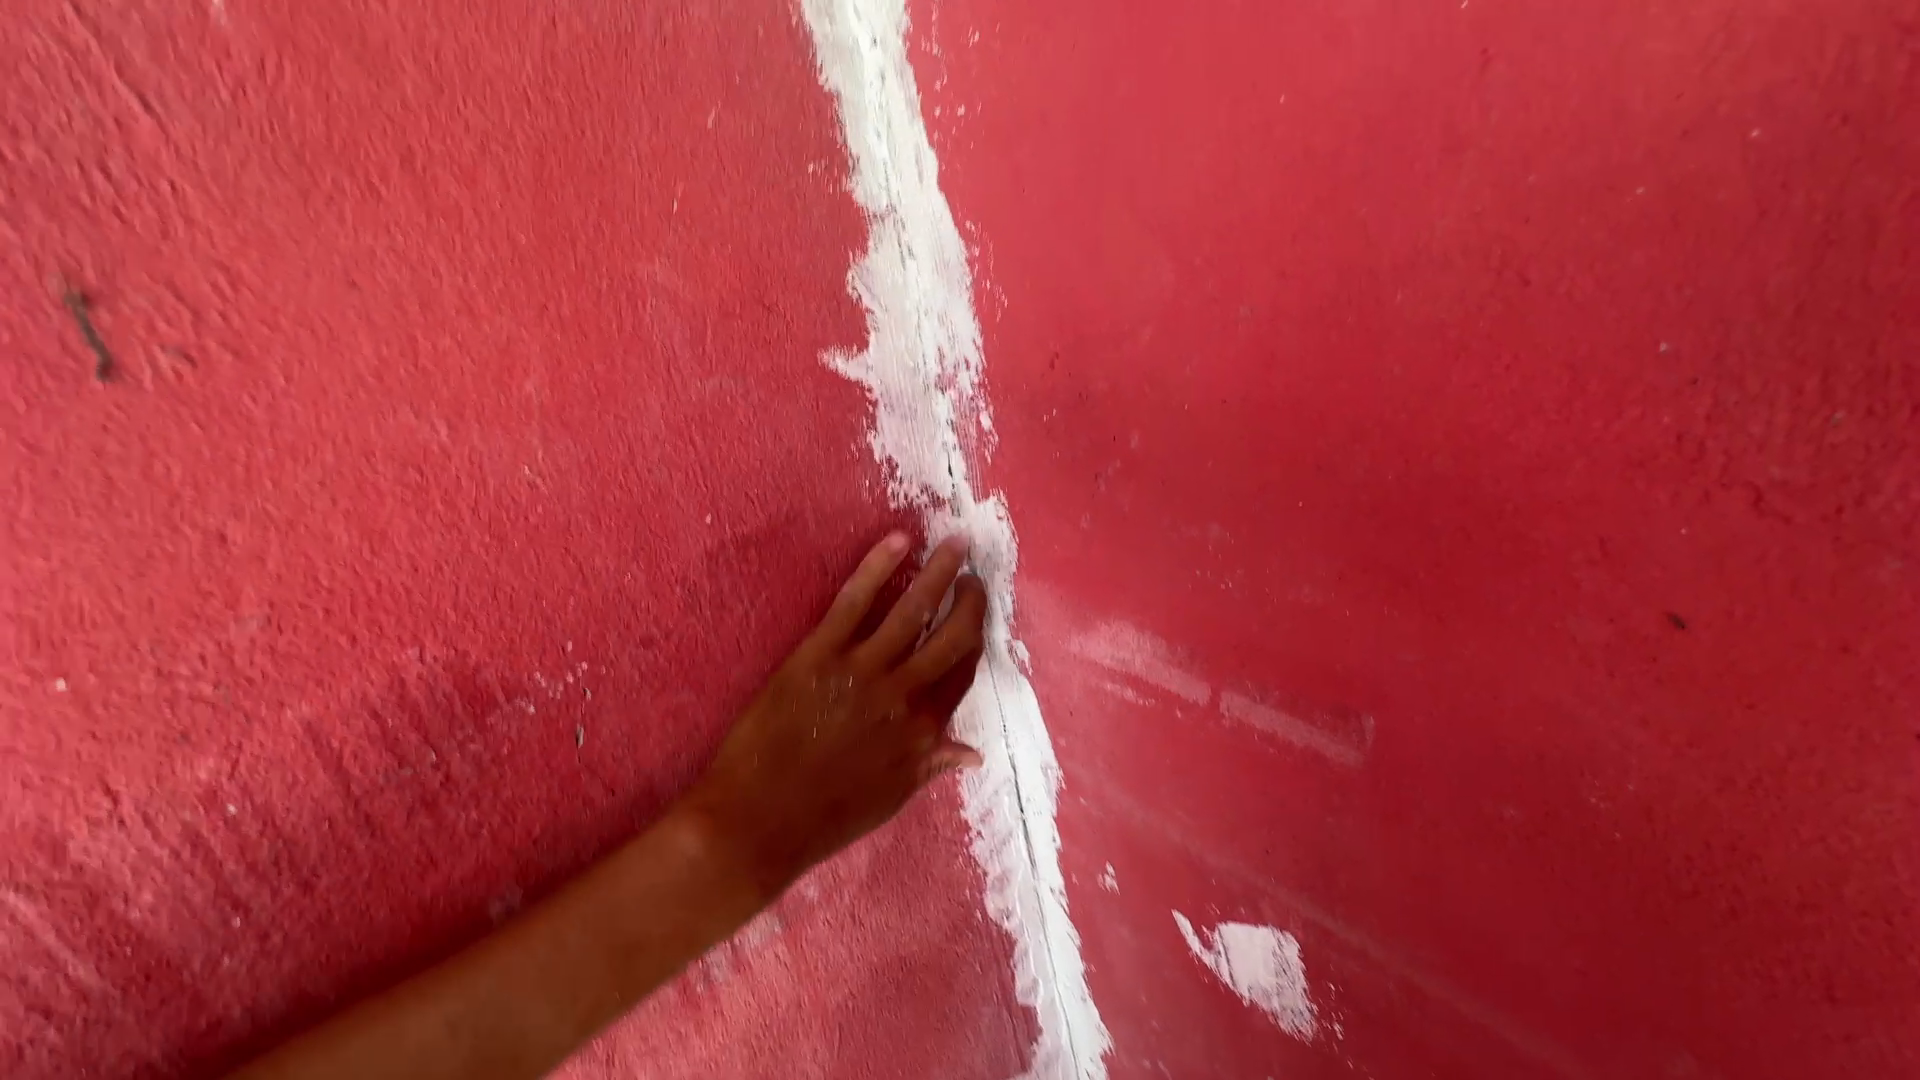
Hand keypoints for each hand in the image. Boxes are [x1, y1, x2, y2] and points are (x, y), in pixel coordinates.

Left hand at [681, 532, 987, 896]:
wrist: (758, 822)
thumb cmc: (826, 817)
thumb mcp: (892, 798)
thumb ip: (931, 764)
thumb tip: (974, 752)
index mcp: (924, 731)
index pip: (965, 672)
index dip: (976, 637)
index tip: (977, 613)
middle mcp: (904, 694)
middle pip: (952, 635)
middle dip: (970, 599)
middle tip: (972, 572)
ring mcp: (863, 669)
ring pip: (913, 609)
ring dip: (938, 572)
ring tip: (953, 544)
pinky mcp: (820, 652)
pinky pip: (855, 600)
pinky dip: (879, 567)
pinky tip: (898, 541)